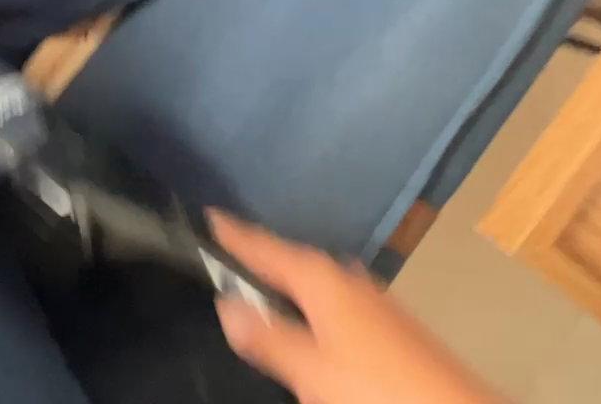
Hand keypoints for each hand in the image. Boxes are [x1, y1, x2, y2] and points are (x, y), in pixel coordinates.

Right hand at [211, 213, 500, 403]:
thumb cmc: (377, 389)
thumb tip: (226, 304)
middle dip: (262, 257)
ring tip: (262, 284)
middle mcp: (344, 277)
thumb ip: (268, 337)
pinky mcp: (390, 323)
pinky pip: (334, 300)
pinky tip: (311, 322)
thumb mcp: (312, 371)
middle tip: (229, 252)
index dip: (236, 234)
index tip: (209, 215)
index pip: (265, 247)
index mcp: (320, 278)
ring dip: (288, 281)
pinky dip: (312, 302)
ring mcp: (372, 298)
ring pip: (316, 281)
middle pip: (291, 260)